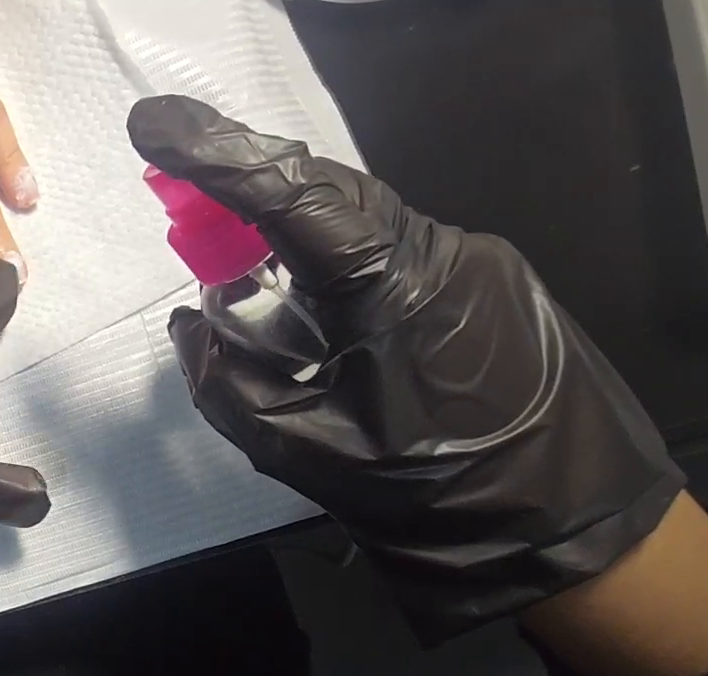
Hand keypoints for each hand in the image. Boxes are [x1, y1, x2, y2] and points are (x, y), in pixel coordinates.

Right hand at [127, 96, 686, 642]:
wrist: (554, 515)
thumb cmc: (420, 487)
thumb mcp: (296, 447)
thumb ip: (224, 383)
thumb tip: (188, 323)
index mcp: (389, 286)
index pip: (291, 198)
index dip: (216, 158)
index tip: (153, 128)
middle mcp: (434, 248)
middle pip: (320, 186)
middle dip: (237, 172)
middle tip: (167, 164)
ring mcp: (462, 255)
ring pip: (349, 210)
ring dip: (273, 212)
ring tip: (215, 233)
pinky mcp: (471, 274)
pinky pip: (375, 239)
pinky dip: (312, 242)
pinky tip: (284, 275)